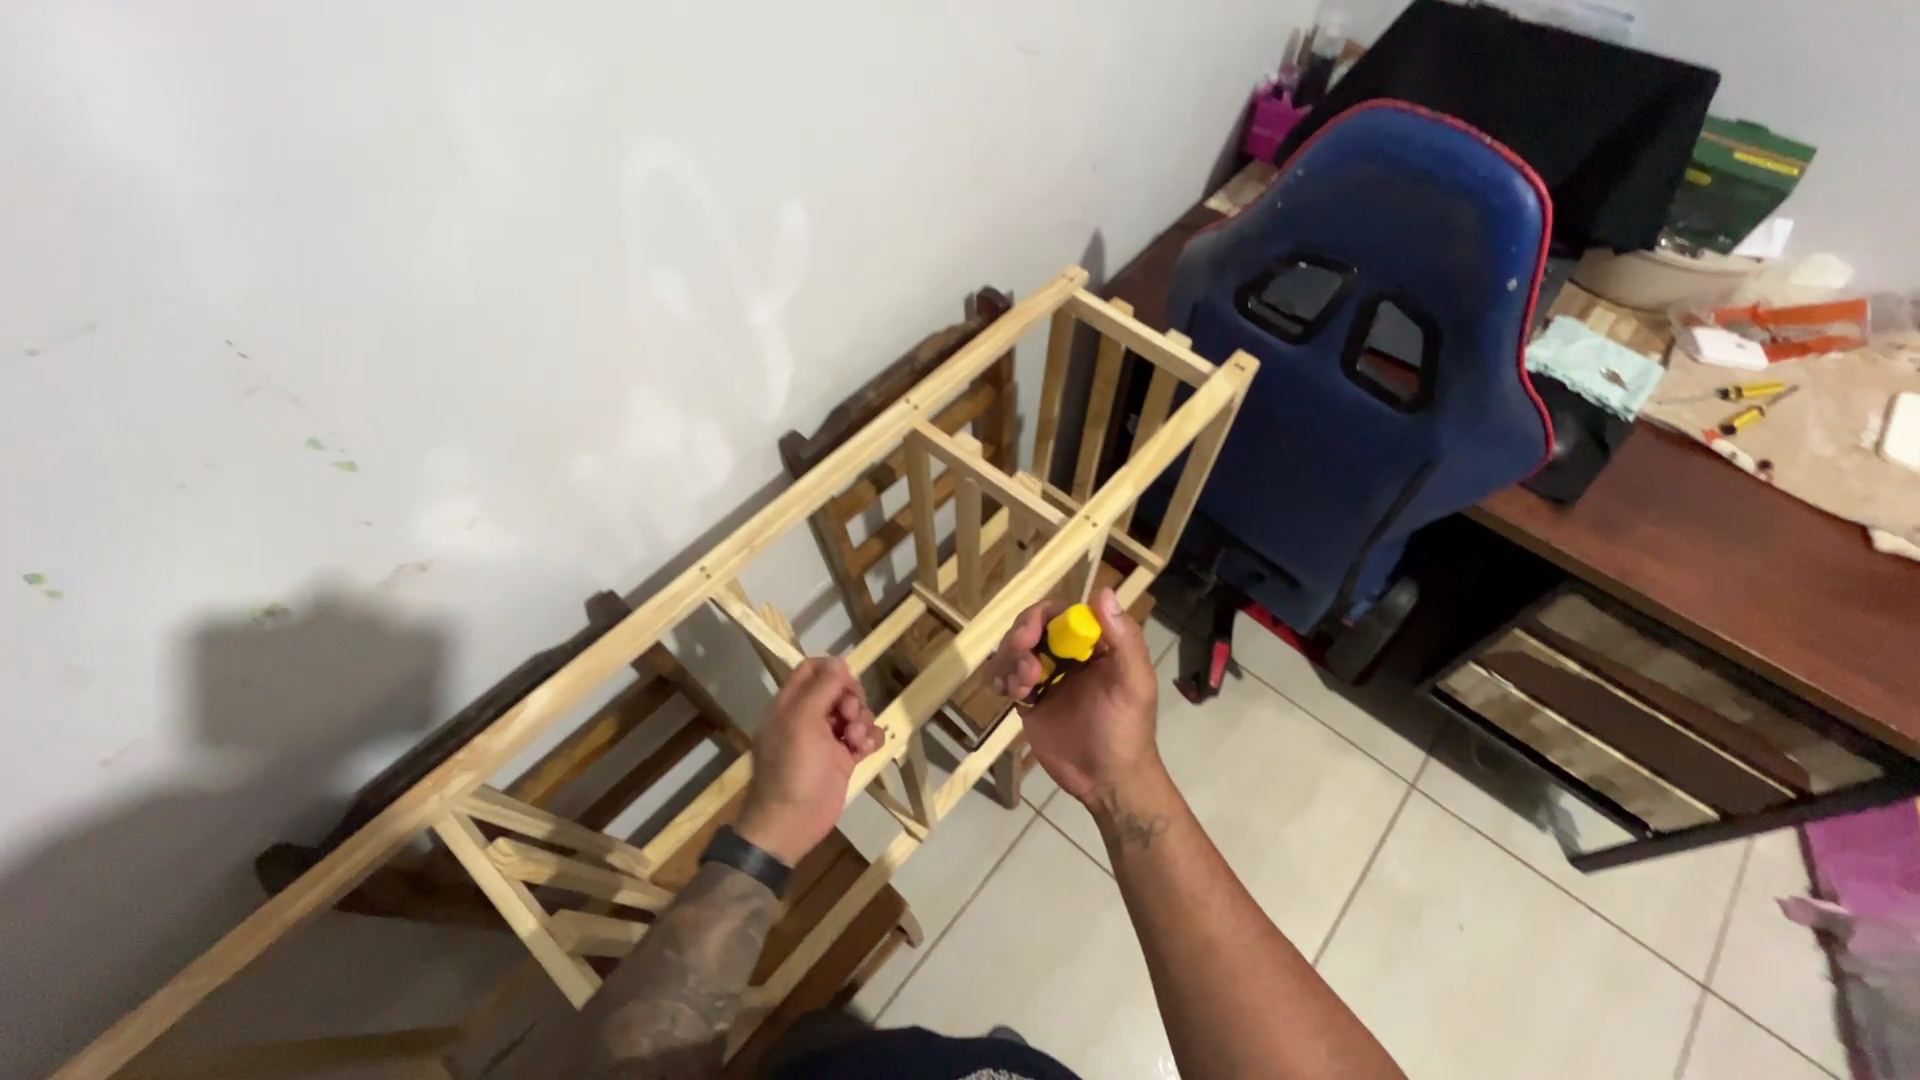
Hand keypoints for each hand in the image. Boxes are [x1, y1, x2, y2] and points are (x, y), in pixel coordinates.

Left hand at [735, 658, 883, 865]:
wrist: (792, 822)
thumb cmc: (793, 767)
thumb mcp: (803, 720)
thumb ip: (822, 687)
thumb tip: (840, 660)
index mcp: (790, 704)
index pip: (811, 670)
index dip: (832, 670)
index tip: (847, 682)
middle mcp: (808, 718)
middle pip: (838, 690)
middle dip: (852, 699)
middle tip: (850, 716)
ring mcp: (826, 740)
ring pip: (854, 714)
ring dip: (863, 721)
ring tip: (857, 741)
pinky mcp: (843, 760)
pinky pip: (864, 739)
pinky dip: (870, 740)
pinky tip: (867, 750)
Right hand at [984, 587, 1162, 807]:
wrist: (1105, 781)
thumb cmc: (1126, 731)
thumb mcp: (1133, 684)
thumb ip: (1124, 639)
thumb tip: (1104, 591)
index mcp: (1096, 643)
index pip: (1061, 612)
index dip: (1039, 617)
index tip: (1028, 635)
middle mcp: (1069, 653)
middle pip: (1031, 626)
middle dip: (1018, 640)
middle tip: (1022, 669)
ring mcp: (1046, 675)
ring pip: (1014, 649)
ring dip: (1008, 661)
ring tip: (1019, 690)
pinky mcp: (1029, 698)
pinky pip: (1006, 676)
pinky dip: (999, 678)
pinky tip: (1005, 693)